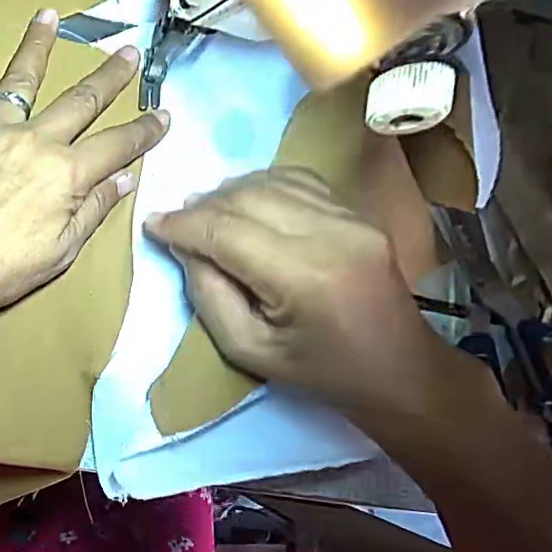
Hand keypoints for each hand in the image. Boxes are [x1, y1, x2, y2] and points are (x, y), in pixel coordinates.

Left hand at [0, 10, 169, 328]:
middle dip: (108, 77)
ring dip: (39, 44)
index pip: (117, 146)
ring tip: (50, 17)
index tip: (162, 116)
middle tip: (127, 53)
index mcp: (66, 175)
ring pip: (22, 77)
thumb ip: (92, 212)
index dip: (144, 132)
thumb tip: (123, 181)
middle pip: (80, 100)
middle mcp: (34, 142)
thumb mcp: (58, 252)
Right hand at [144, 167, 488, 429]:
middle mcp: (333, 235)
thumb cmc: (318, 370)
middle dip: (201, 206)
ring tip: (202, 211)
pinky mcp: (359, 214)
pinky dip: (262, 185)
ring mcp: (352, 218)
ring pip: (273, 181)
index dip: (183, 225)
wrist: (399, 369)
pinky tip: (242, 201)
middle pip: (248, 198)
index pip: (227, 231)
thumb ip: (209, 296)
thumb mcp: (246, 349)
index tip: (152, 224)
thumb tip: (187, 248)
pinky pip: (300, 181)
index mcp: (304, 277)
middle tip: (174, 222)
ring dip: (228, 192)